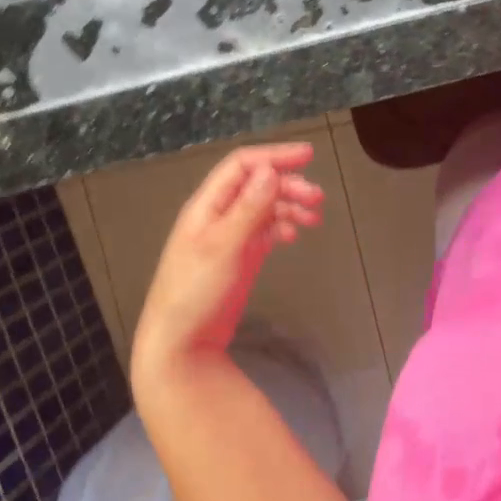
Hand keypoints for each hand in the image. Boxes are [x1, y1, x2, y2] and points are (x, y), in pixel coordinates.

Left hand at [130, 143, 324, 389]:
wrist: (181, 345)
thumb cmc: (195, 292)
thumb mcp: (223, 247)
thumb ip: (248, 208)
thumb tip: (271, 170)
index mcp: (207, 206)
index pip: (242, 165)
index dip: (275, 156)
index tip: (310, 155)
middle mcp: (219, 215)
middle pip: (259, 184)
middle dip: (290, 185)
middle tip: (318, 198)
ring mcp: (231, 235)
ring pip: (267, 206)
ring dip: (291, 205)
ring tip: (315, 218)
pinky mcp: (241, 255)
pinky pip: (268, 228)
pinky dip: (284, 226)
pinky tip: (295, 236)